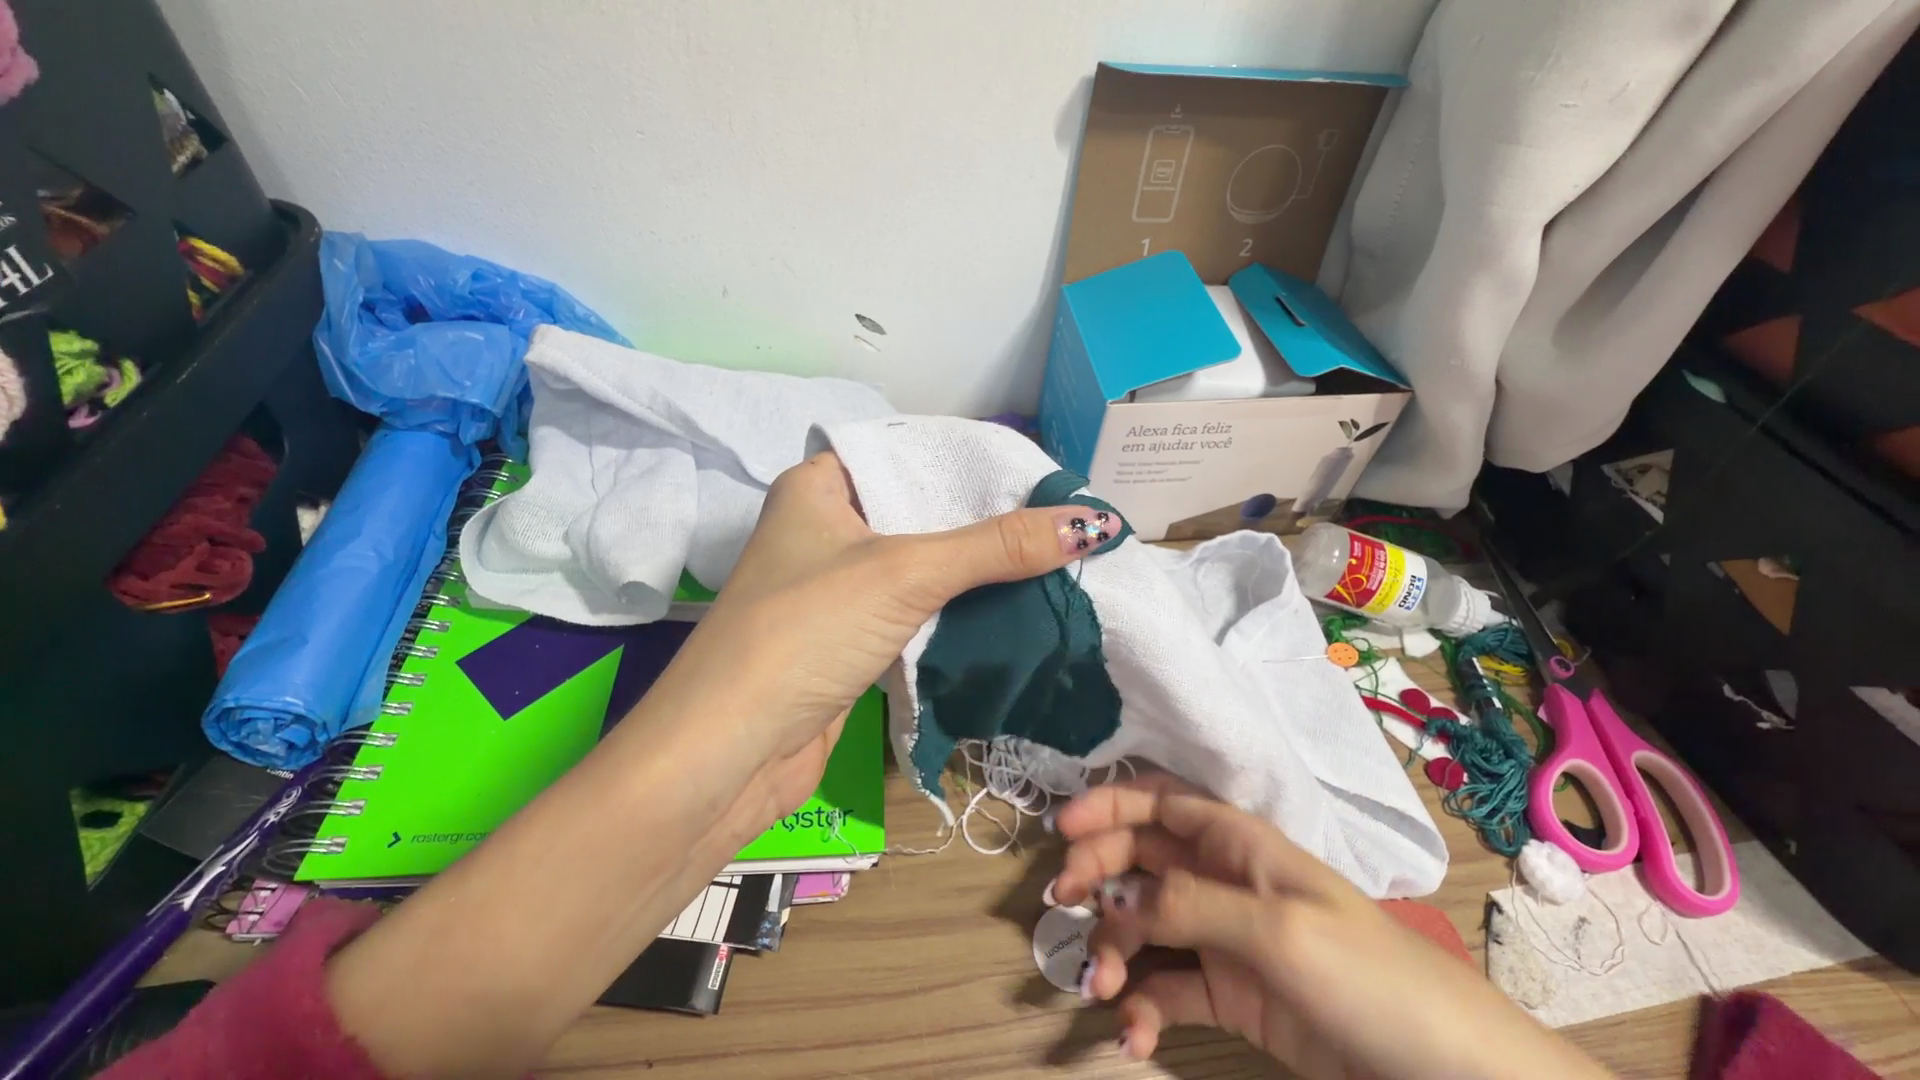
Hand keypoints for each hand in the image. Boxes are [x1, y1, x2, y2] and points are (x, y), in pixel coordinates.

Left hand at [637, 451, 1122, 825]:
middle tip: (1062, 519)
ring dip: (977, 570)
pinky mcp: (849, 640)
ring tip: (1055, 557)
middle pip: (921, 510)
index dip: (974, 460)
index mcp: (818, 486)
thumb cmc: (804, 633)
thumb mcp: (904, 573)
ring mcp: (835, 587)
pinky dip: (958, 610)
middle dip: (986, 520)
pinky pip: (915, 611)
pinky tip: (1015, 607)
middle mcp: (824, 528)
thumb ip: (997, 547)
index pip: (909, 452)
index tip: (1042, 472)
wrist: (730, 753)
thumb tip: (1095, 524)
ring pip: (921, 565)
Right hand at [1050, 773, 1613, 1079]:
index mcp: (1240, 845)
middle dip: (1098, 876)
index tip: (1061, 829)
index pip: (1161, 804)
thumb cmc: (1369, 978)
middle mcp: (1224, 882)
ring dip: (1113, 950)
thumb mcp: (1278, 931)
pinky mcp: (1230, 997)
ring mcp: (1225, 940)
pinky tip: (1132, 1037)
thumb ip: (1191, 905)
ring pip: (1144, 925)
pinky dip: (1142, 1008)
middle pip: (1141, 859)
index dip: (1108, 806)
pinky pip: (1167, 989)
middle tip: (1064, 906)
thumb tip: (1118, 897)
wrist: (1446, 1075)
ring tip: (1104, 988)